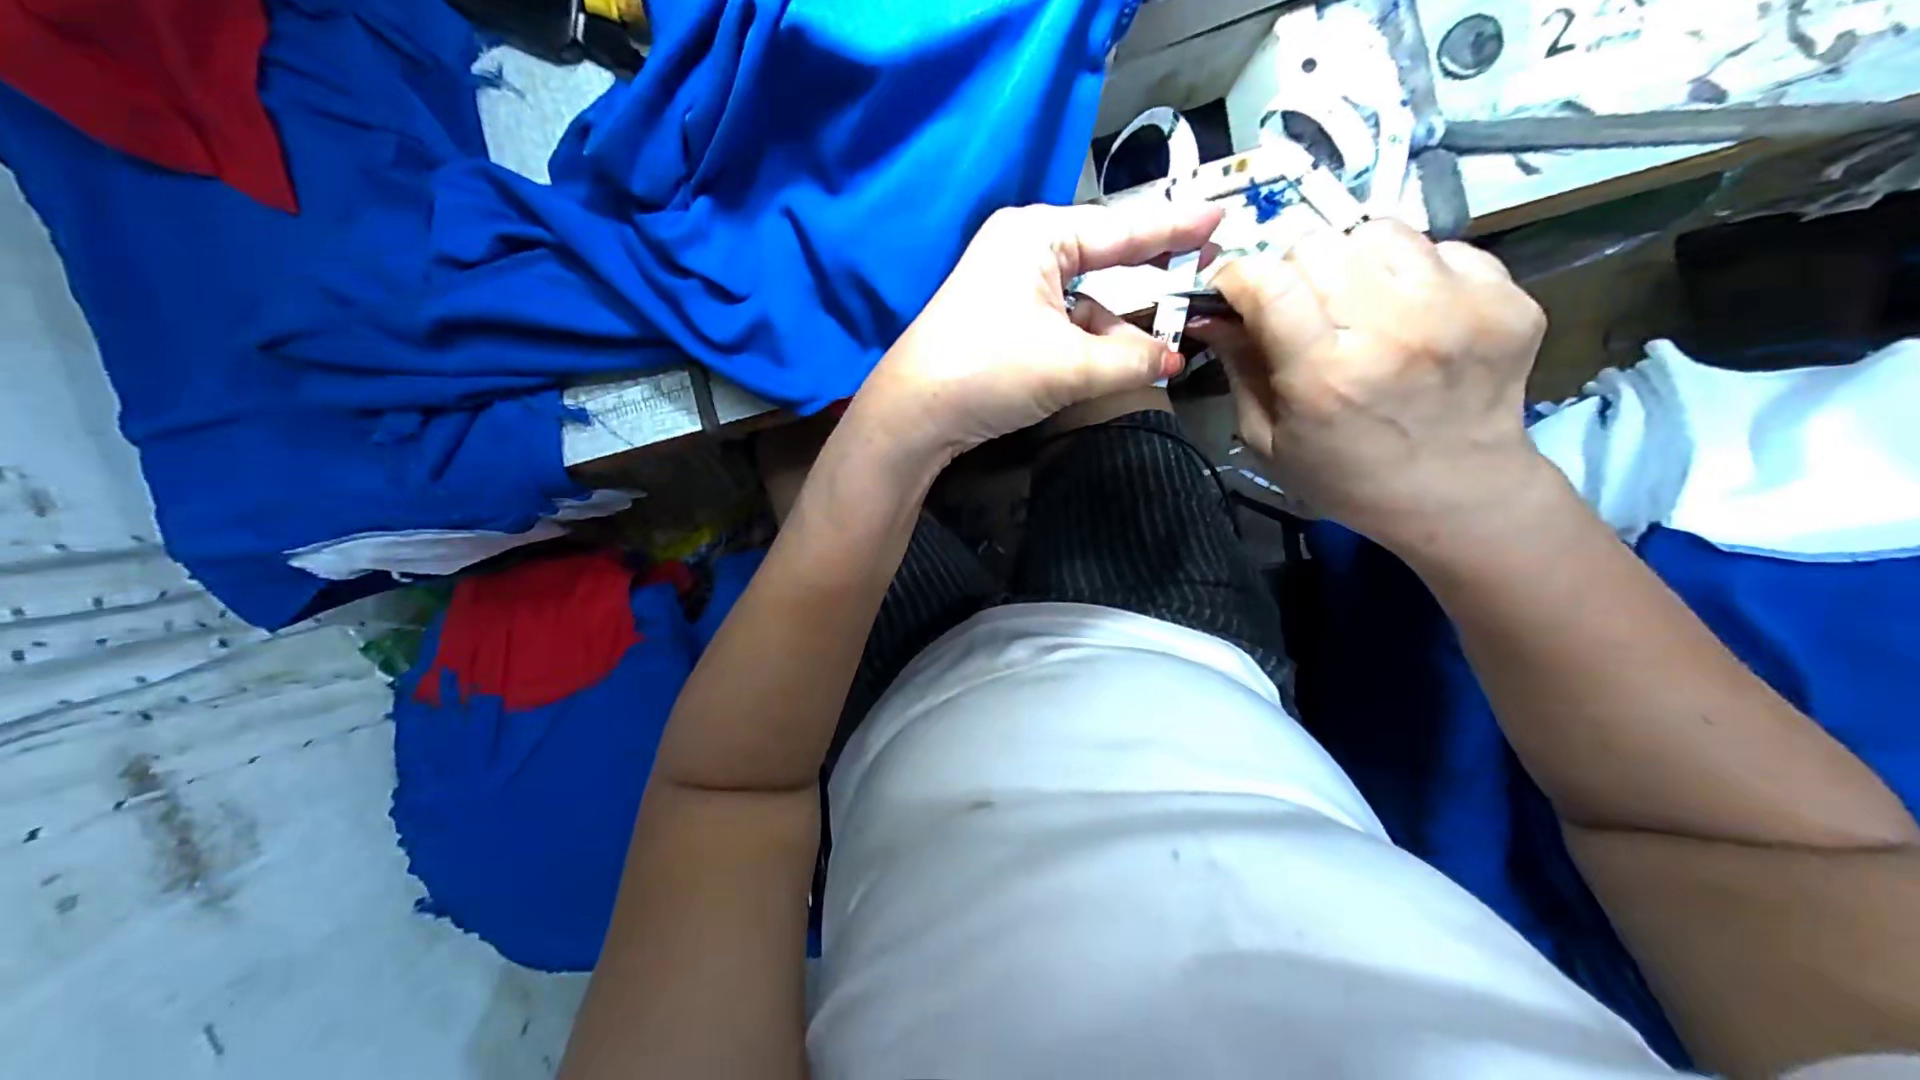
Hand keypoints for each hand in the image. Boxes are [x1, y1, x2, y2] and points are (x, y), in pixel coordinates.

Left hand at [852, 200, 1222, 460]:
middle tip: (1201, 276)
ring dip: (1117, 329)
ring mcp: (1008, 285)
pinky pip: (1060, 321)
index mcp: (1037, 237)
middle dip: (1147, 281)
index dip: (1174, 228)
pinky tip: (1115, 363)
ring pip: (1082, 300)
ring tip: (1159, 351)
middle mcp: (1022, 249)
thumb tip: (1176, 359)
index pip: (1121, 228)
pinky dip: (1087, 342)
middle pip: (1103, 261)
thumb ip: (1133, 360)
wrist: (913, 416)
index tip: (1221, 218)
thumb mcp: (1070, 366)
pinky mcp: (1001, 319)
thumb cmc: (989, 373)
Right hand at [1201, 220, 1548, 552]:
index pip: (1269, 280)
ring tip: (1354, 302)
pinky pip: (1438, 248)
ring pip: (1377, 231)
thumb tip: (1211, 312)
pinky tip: (1409, 315)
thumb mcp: (1268, 439)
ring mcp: (1459, 308)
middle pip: (1317, 244)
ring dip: (1350, 261)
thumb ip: (1240, 367)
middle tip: (1294, 303)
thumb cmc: (1345, 477)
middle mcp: (1393, 330)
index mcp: (1325, 375)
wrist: (1457, 495)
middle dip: (1289, 268)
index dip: (1238, 276)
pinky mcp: (1506, 298)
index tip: (1232, 291)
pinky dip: (1410, 273)